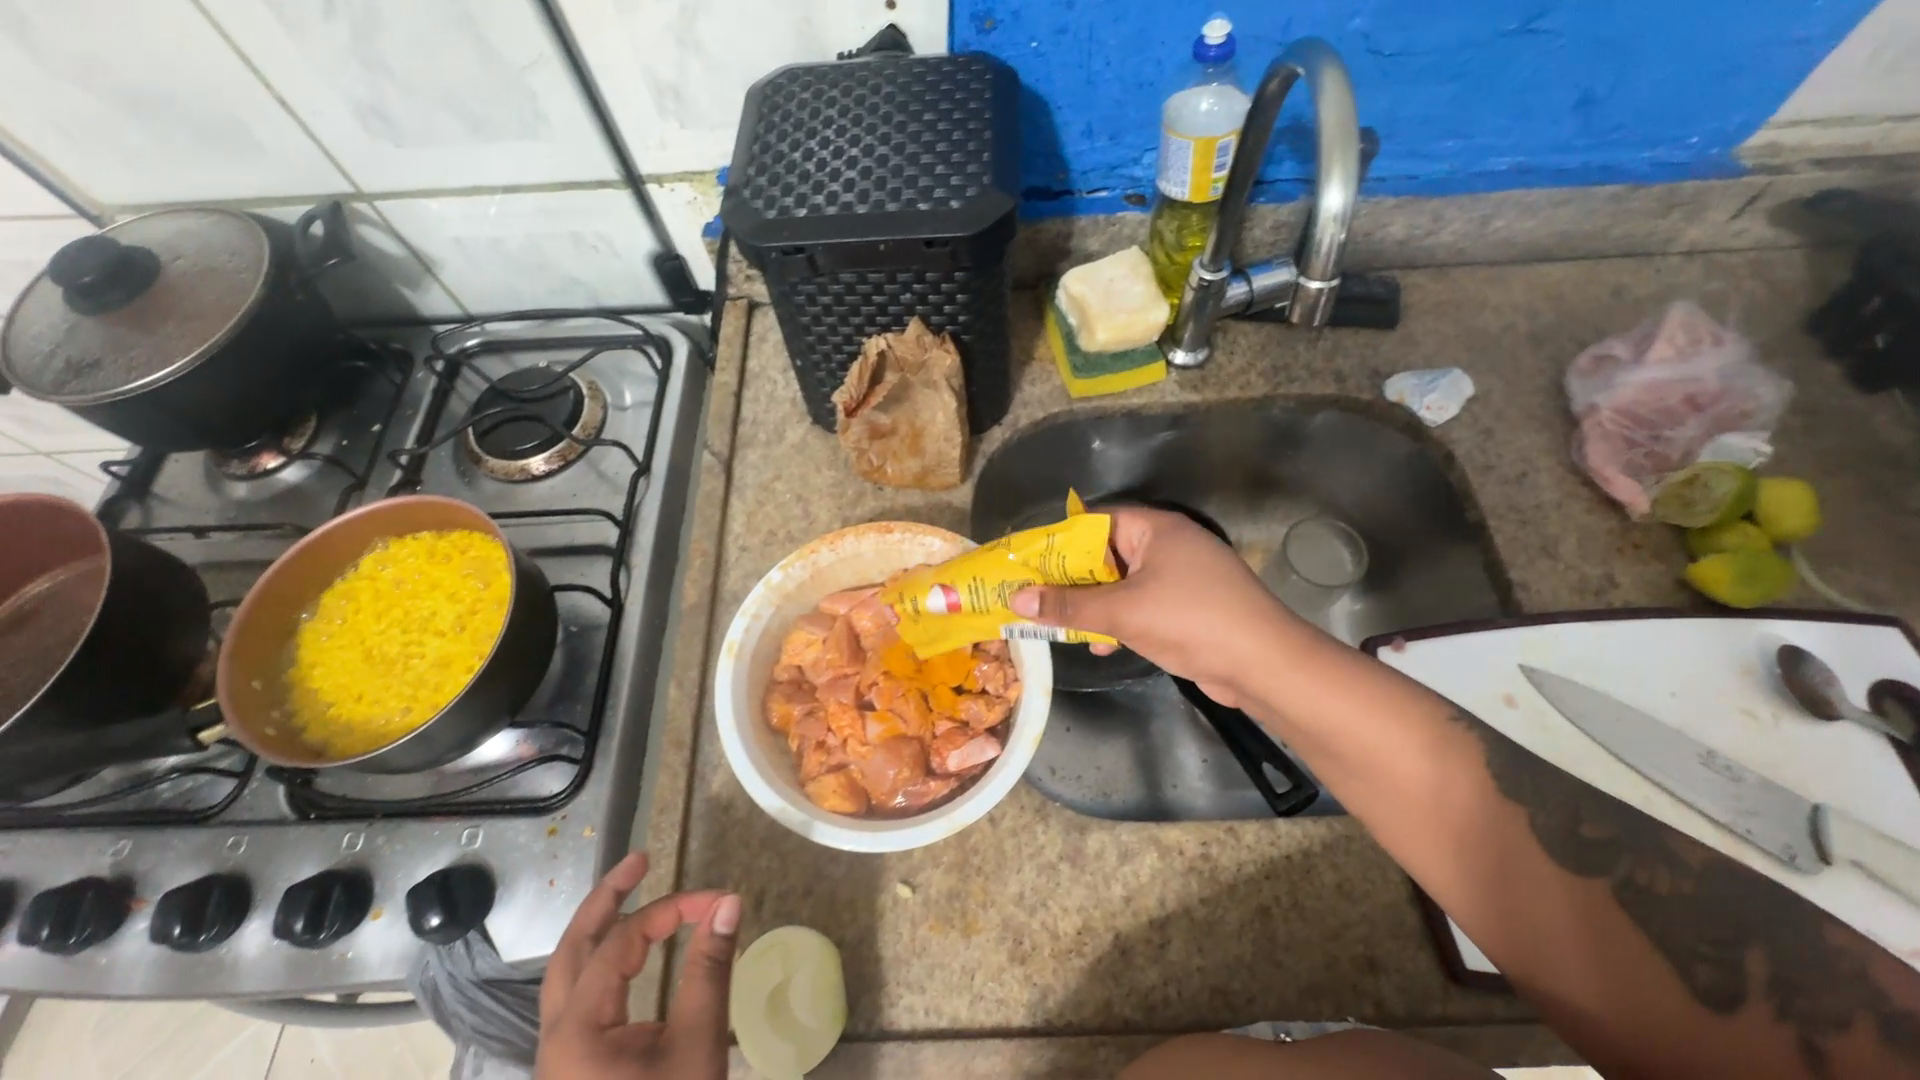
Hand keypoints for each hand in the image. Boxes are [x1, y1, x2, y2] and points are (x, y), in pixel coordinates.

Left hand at [537, 852, 741, 1079]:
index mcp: (579, 1027)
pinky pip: (578, 1000)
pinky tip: (626, 959)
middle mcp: (556, 1036)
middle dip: (606, 900)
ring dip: (598, 930)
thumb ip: (709, 969)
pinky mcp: (574, 1072)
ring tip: (627, 893)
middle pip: (573, 948)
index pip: (625, 941)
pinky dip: (601, 964)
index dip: (673, 909)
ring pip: (568, 975)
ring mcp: (560, 1057)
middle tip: (640, 860)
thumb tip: (728, 903)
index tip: (721, 899)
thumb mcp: (697, 1046)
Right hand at [1011, 506, 1309, 707]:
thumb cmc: (1191, 621)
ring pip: (1121, 585)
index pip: (1093, 522)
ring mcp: (1180, 578)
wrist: (1264, 664)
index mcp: (1154, 529)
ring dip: (1092, 606)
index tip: (1024, 565)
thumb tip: (1015, 596)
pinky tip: (1102, 646)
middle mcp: (1167, 546)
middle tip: (1031, 599)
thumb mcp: (1123, 613)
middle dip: (1070, 580)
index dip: (1057, 542)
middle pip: (1105, 555)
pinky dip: (1119, 622)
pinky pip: (1140, 607)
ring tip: (1058, 627)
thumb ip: (1068, 604)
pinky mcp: (1187, 609)